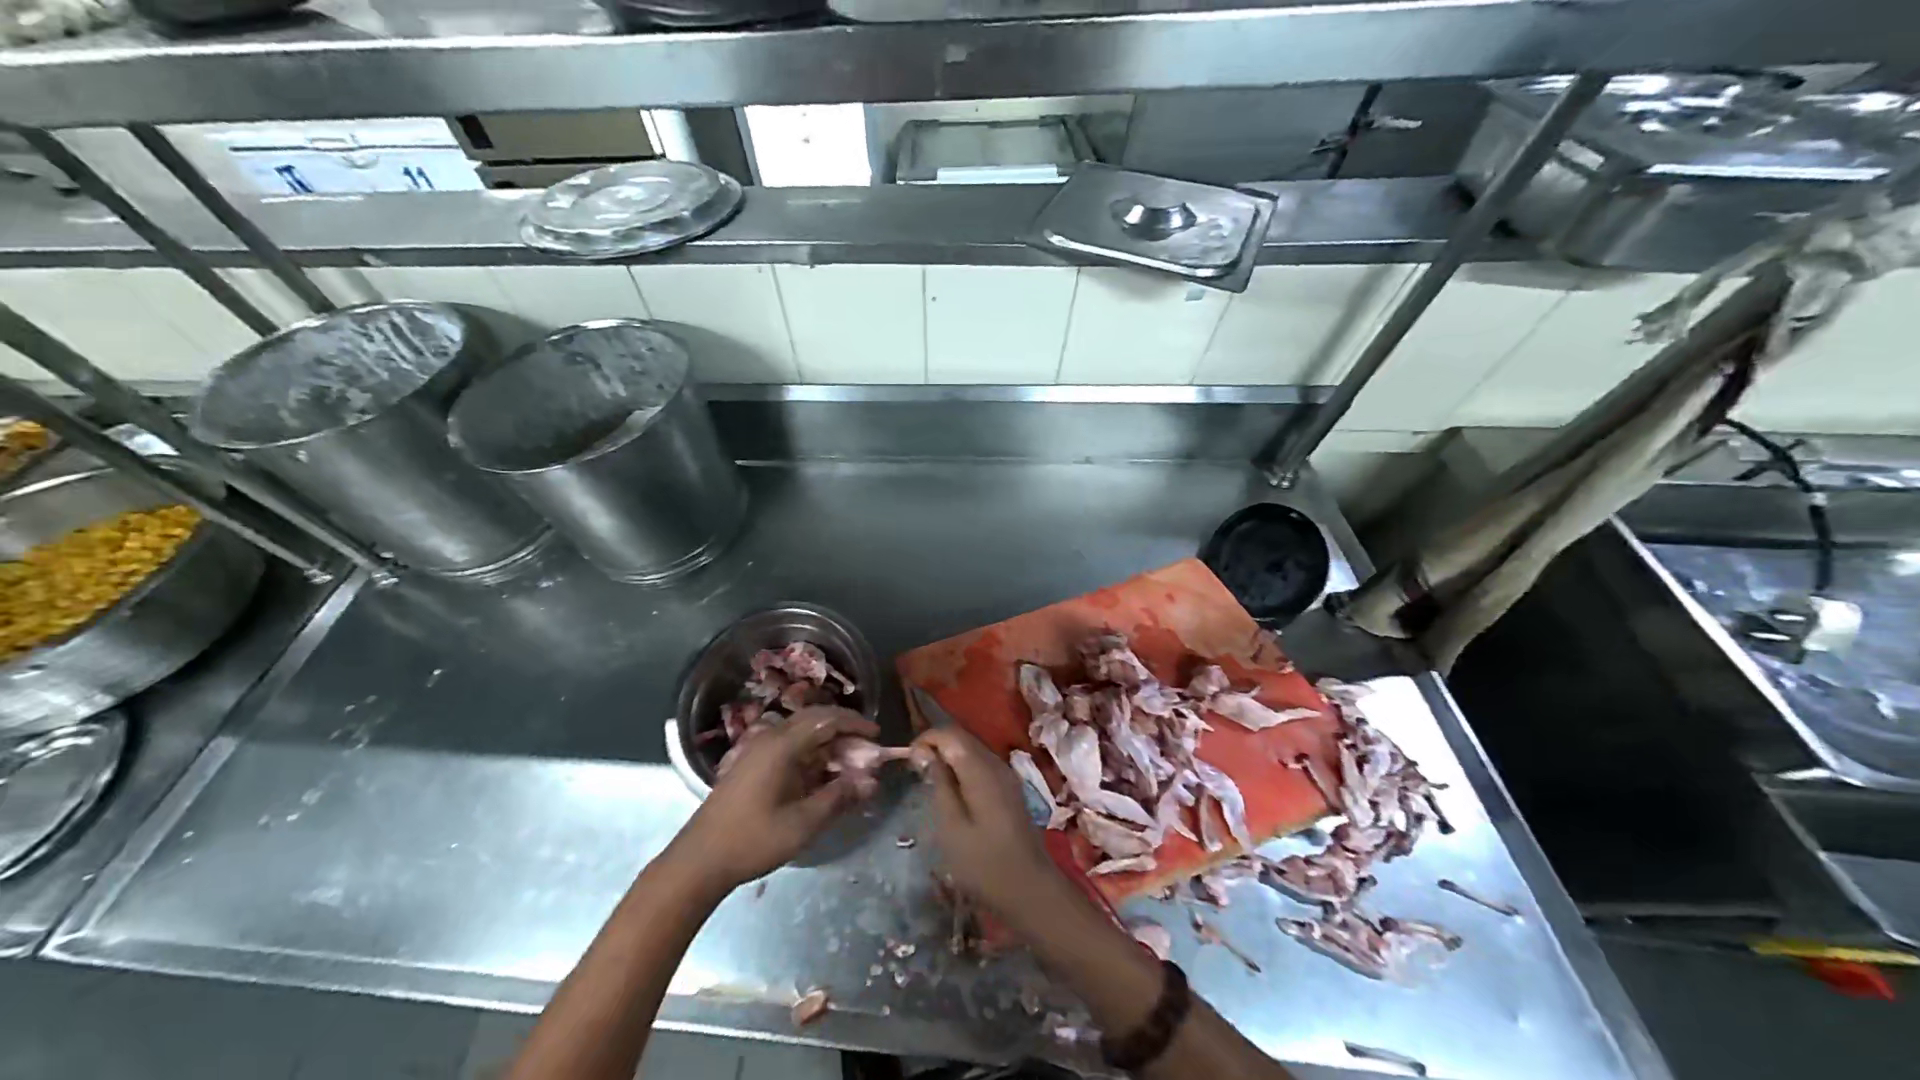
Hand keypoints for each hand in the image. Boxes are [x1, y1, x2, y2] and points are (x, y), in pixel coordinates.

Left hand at [666, 706, 878, 892]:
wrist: (699, 861)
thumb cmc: (753, 840)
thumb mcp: (804, 823)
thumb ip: (840, 797)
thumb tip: (872, 781)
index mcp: (782, 745)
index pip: (827, 719)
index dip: (855, 723)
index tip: (877, 736)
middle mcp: (769, 738)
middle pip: (814, 720)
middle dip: (844, 732)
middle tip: (866, 753)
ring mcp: (757, 750)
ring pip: (802, 734)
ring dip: (828, 745)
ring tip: (849, 768)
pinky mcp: (752, 765)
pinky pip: (789, 747)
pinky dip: (812, 755)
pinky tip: (822, 777)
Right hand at [911, 727, 1065, 921]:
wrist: (1031, 890)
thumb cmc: (984, 864)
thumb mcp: (952, 827)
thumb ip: (938, 784)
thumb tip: (922, 751)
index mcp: (982, 770)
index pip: (951, 734)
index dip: (927, 739)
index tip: (908, 759)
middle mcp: (997, 764)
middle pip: (963, 738)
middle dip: (937, 745)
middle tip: (915, 769)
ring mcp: (1007, 776)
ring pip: (973, 750)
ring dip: (949, 756)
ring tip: (929, 780)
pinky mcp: (1010, 789)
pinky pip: (982, 765)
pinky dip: (963, 768)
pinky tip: (952, 791)